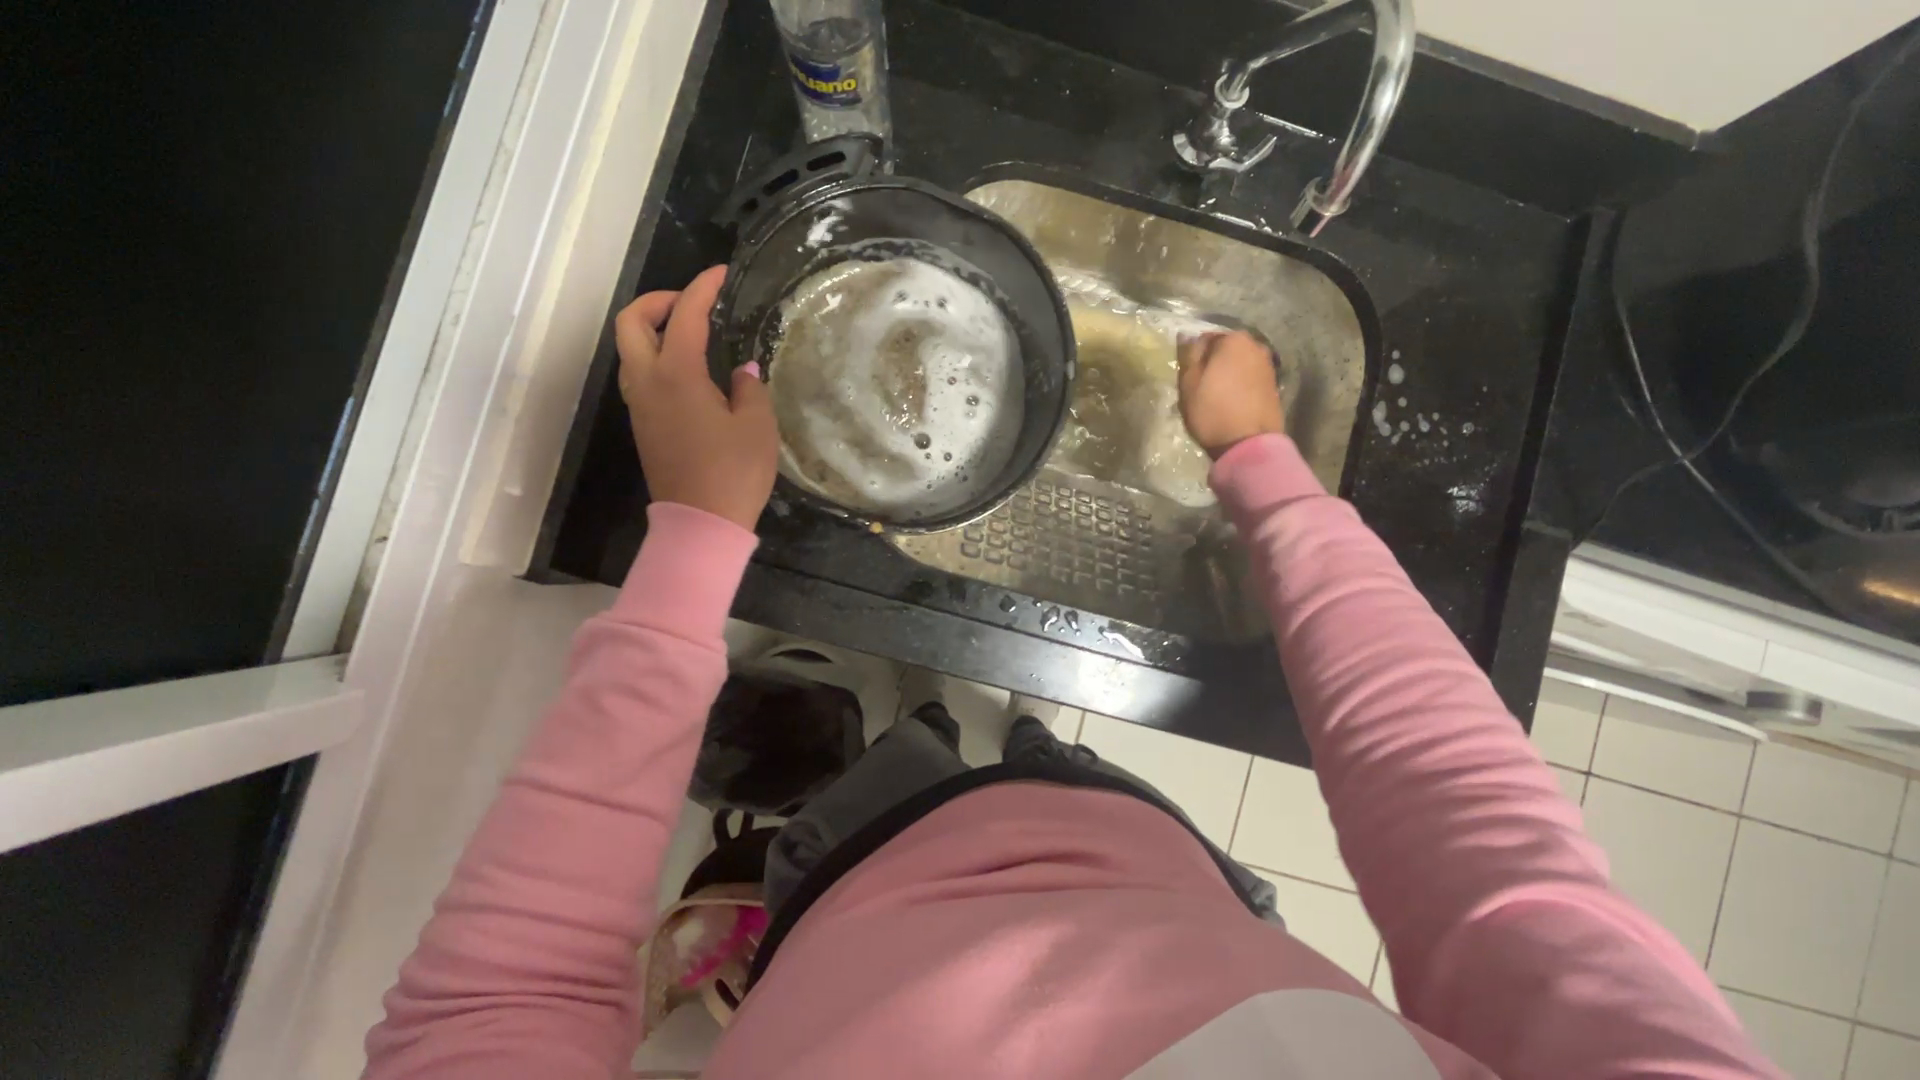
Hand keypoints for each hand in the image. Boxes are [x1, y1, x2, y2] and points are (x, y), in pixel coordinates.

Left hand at [615, 265, 778, 529]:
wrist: (701, 523)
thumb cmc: (734, 472)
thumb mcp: (757, 425)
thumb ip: (748, 388)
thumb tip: (740, 371)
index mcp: (676, 374)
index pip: (684, 315)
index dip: (702, 288)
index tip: (722, 274)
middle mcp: (648, 382)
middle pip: (631, 322)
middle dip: (658, 301)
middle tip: (691, 304)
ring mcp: (640, 405)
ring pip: (630, 350)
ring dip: (652, 329)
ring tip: (691, 333)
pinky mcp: (644, 425)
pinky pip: (639, 375)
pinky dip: (656, 356)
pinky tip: (689, 370)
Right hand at [1177, 330, 1285, 458]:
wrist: (1249, 443)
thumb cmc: (1212, 410)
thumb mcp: (1188, 382)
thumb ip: (1188, 354)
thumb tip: (1187, 335)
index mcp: (1234, 339)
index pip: (1206, 339)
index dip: (1195, 357)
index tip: (1189, 375)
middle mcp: (1256, 346)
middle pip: (1226, 350)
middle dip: (1214, 363)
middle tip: (1202, 386)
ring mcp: (1269, 366)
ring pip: (1240, 365)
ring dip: (1229, 375)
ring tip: (1217, 397)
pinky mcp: (1275, 386)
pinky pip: (1250, 379)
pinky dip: (1241, 386)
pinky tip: (1232, 403)